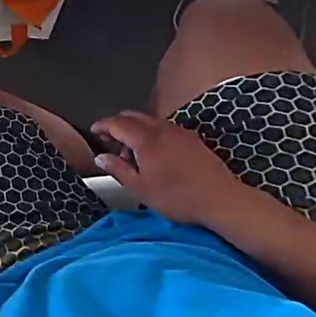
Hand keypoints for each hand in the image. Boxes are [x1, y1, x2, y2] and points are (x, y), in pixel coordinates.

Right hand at [91, 111, 281, 229]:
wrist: (221, 200)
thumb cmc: (178, 197)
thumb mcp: (140, 188)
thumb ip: (117, 169)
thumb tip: (101, 158)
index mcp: (145, 139)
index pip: (117, 122)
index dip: (102, 125)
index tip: (94, 131)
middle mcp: (162, 129)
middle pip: (133, 116)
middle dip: (118, 125)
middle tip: (110, 142)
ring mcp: (179, 131)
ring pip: (149, 121)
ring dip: (135, 130)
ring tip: (133, 155)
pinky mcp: (192, 138)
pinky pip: (164, 127)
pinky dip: (152, 133)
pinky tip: (154, 155)